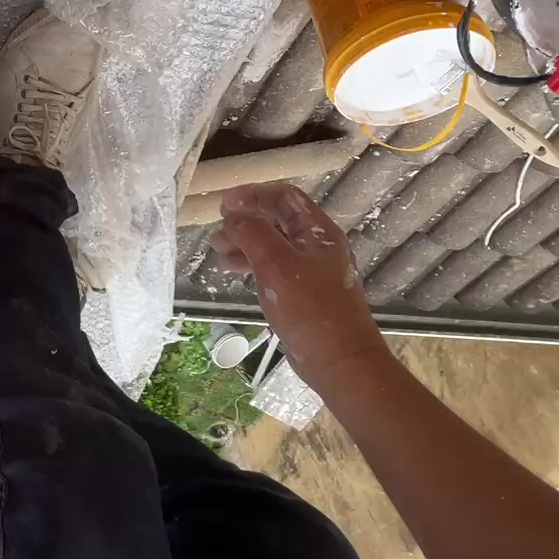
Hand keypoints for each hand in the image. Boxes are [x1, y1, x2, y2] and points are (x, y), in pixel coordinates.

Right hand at [211, 183, 387, 382]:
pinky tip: (234, 268)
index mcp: (318, 232)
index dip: (252, 195)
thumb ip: (254, 234)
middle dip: (245, 219)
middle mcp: (316, 245)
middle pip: (277, 218)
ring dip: (244, 241)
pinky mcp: (303, 291)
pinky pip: (274, 265)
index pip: (284, 197)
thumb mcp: (277, 266)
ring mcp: (311, 269)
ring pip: (273, 242)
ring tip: (218, 249)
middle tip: (218, 228)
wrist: (340, 362)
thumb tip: (235, 218)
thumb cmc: (310, 310)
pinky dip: (252, 262)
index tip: (224, 205)